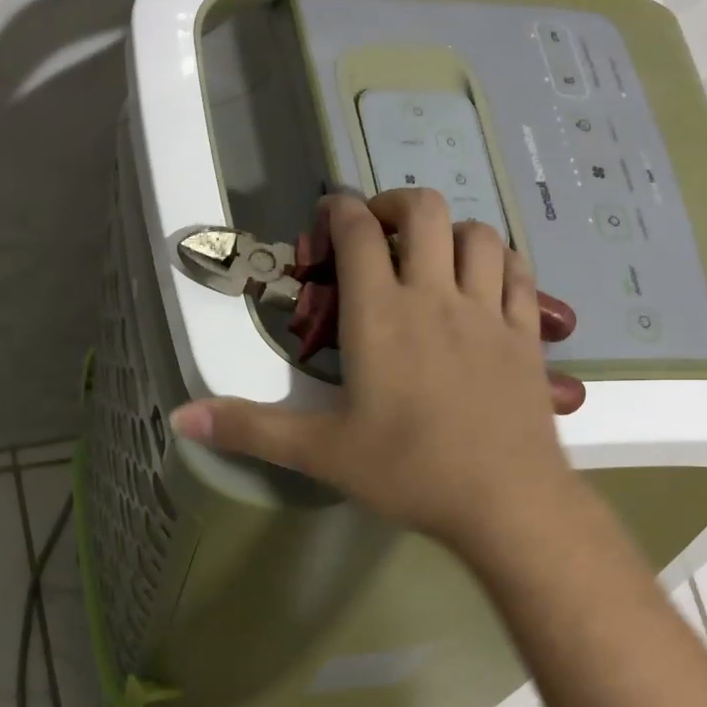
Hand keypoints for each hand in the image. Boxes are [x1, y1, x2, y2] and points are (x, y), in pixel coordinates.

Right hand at [170, 189, 579, 549]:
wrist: (505, 501)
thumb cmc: (406, 472)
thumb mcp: (318, 452)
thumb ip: (248, 429)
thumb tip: (179, 417)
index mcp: (380, 317)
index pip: (359, 234)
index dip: (339, 212)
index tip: (327, 215)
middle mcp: (436, 297)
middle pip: (423, 211)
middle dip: (394, 205)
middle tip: (376, 232)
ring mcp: (489, 312)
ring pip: (478, 233)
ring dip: (449, 229)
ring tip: (430, 255)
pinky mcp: (527, 335)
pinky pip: (519, 273)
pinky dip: (499, 260)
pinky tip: (485, 280)